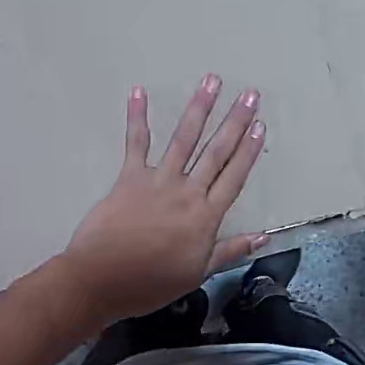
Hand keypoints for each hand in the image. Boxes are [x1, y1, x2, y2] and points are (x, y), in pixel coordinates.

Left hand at [47, 75, 266, 325]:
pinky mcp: (129, 176)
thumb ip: (228, 250)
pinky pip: (136, 142)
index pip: (234, 177)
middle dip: (235, 121)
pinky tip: (139, 92)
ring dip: (198, 108)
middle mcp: (186, 192)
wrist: (102, 279)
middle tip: (249, 94)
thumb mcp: (196, 274)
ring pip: (183, 139)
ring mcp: (157, 181)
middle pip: (216, 152)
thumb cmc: (150, 283)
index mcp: (205, 217)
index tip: (260, 125)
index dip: (249, 151)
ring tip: (211, 81)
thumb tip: (263, 237)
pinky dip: (137, 116)